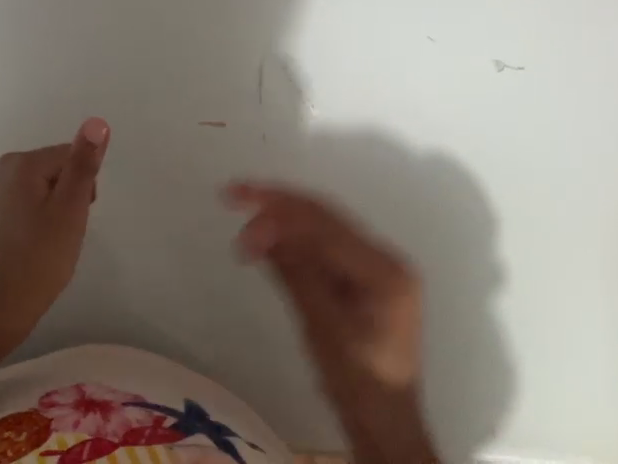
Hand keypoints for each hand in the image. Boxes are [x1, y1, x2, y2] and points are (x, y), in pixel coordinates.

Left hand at [0, 118, 109, 346]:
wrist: (11, 298)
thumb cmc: (44, 255)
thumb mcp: (71, 208)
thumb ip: (84, 164)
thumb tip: (97, 121)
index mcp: (22, 161)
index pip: (73, 157)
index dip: (83, 188)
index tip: (75, 215)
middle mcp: (10, 165)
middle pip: (63, 167)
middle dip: (74, 196)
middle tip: (66, 228)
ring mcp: (7, 183)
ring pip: (57, 183)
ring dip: (65, 207)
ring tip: (56, 235)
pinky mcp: (9, 202)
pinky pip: (44, 195)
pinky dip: (53, 214)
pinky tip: (47, 236)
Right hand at [227, 183, 435, 463]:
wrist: (383, 419)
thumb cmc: (357, 379)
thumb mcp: (323, 326)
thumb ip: (296, 271)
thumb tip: (262, 227)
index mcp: (385, 270)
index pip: (323, 222)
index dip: (277, 208)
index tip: (235, 204)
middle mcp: (385, 259)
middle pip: (323, 216)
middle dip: (276, 204)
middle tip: (232, 196)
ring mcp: (375, 267)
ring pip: (320, 225)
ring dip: (281, 218)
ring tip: (243, 217)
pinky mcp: (361, 276)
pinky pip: (322, 243)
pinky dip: (291, 237)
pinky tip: (267, 239)